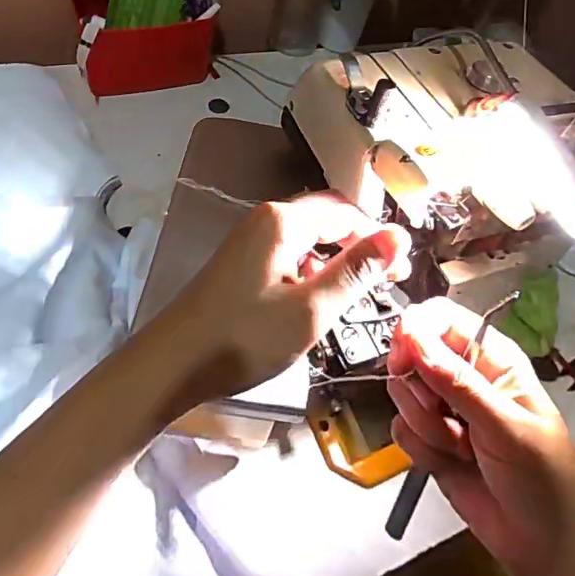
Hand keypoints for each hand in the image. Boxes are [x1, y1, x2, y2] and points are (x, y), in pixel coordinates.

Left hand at [152, 193, 411, 410]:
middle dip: (359, 246)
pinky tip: (316, 300)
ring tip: (357, 293)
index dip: (378, 237)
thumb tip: (398, 236)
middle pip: (325, 219)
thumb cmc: (244, 337)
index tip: (402, 269)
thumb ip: (356, 271)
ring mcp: (249, 240)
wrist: (173, 363)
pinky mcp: (241, 263)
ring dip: (336, 260)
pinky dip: (312, 271)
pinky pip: (288, 254)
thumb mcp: (311, 309)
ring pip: (307, 239)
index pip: (345, 211)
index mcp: (283, 220)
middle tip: (386, 281)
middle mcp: (265, 219)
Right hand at [386, 297, 574, 575]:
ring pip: (403, 394)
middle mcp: (463, 375)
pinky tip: (451, 463)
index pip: (439, 319)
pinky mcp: (429, 440)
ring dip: (426, 426)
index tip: (402, 359)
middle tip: (445, 415)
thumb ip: (458, 383)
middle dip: (420, 390)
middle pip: (411, 354)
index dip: (415, 332)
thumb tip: (414, 338)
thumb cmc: (545, 477)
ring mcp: (444, 408)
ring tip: (462, 448)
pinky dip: (421, 449)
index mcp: (490, 356)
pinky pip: (401, 429)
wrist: (546, 546)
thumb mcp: (508, 427)